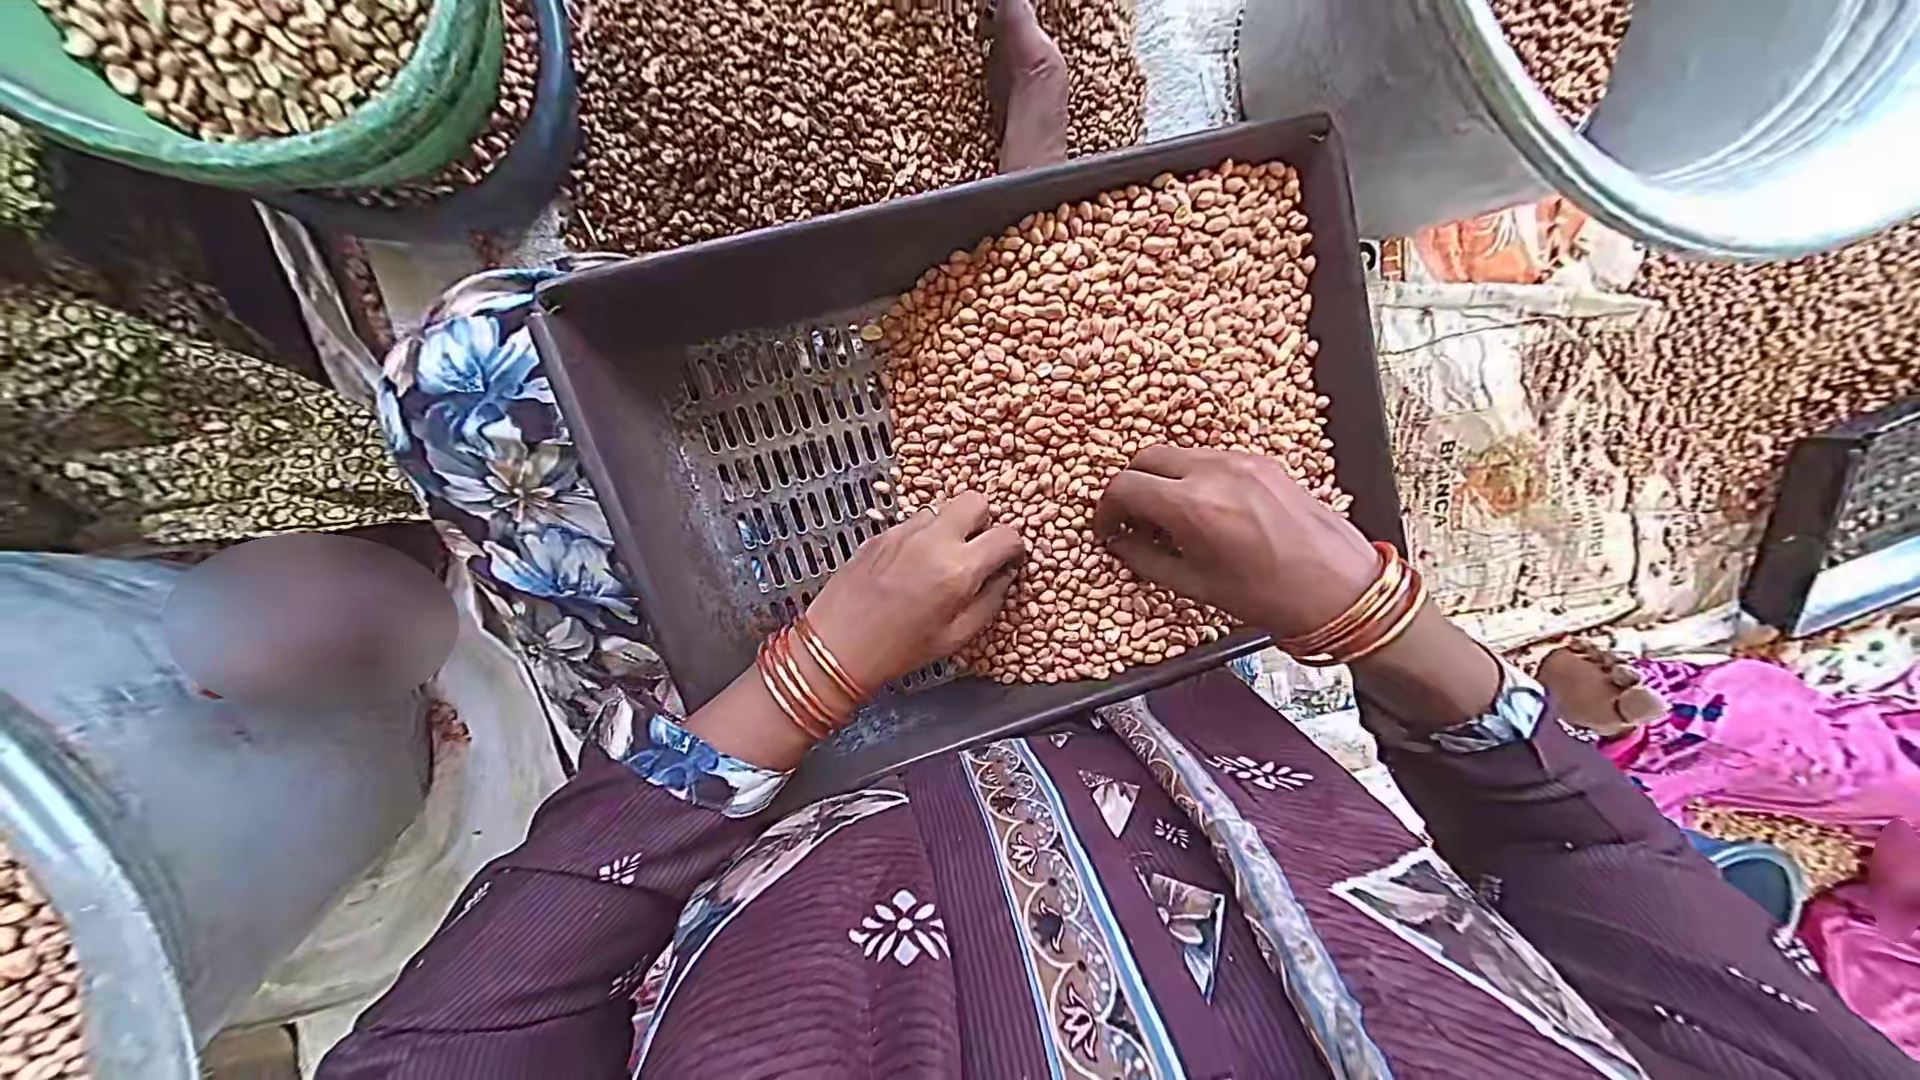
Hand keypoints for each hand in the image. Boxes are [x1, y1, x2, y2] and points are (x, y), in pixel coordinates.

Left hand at [805, 492, 1025, 689]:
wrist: (837, 646)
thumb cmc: (899, 650)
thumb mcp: (957, 637)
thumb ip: (990, 601)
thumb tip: (1005, 576)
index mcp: (958, 570)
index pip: (1006, 535)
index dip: (1014, 547)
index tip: (1009, 558)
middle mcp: (934, 541)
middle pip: (975, 501)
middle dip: (984, 521)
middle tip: (978, 549)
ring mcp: (904, 532)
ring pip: (942, 509)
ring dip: (951, 528)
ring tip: (941, 559)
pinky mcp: (881, 534)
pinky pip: (914, 522)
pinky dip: (923, 536)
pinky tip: (913, 565)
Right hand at [1091, 445, 1377, 638]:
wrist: (1341, 589)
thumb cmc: (1268, 596)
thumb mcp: (1193, 584)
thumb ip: (1144, 558)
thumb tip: (1118, 543)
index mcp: (1192, 506)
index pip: (1124, 486)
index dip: (1106, 509)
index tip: (1107, 528)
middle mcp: (1214, 471)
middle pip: (1145, 458)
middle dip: (1130, 487)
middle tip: (1130, 520)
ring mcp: (1241, 461)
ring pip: (1177, 454)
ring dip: (1160, 480)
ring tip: (1167, 518)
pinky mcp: (1262, 461)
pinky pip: (1209, 458)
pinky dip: (1191, 477)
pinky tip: (1201, 509)